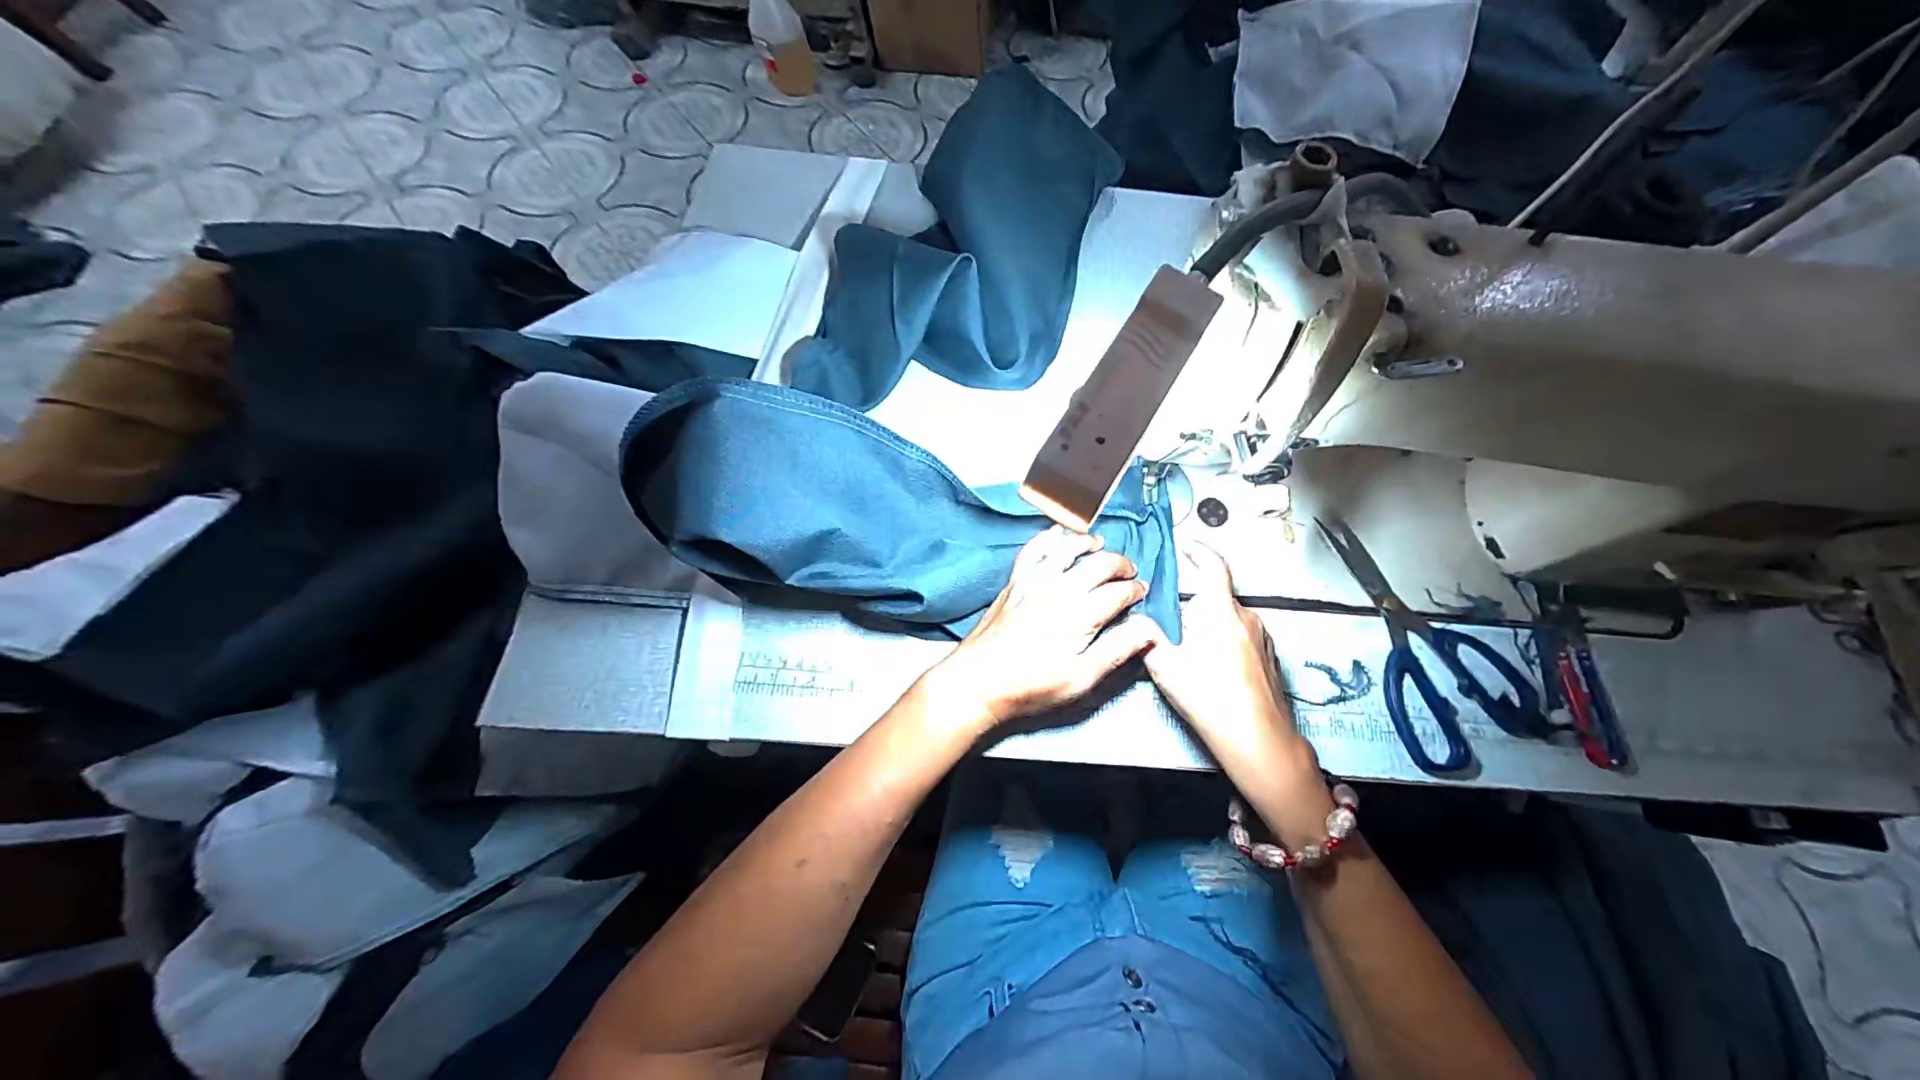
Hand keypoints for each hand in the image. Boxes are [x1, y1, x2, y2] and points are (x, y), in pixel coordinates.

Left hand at [923, 526, 1159, 728]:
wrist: (977, 680)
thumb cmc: (1029, 686)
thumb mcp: (1081, 678)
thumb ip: (1116, 650)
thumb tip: (1148, 631)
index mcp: (1081, 613)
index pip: (1120, 591)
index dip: (1135, 591)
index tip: (1141, 594)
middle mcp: (1060, 588)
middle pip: (1100, 563)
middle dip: (1121, 565)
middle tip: (1129, 573)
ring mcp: (1034, 580)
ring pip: (1069, 547)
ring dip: (1089, 543)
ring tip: (1100, 545)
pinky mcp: (1015, 580)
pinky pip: (1035, 548)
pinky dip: (1049, 536)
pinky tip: (1056, 535)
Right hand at [1142, 543, 1329, 839]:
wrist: (1259, 740)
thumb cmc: (1212, 701)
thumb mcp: (1165, 668)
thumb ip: (1149, 637)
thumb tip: (1140, 620)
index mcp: (1221, 612)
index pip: (1213, 566)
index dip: (1198, 551)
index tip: (1186, 548)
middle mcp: (1247, 617)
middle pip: (1215, 597)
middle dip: (1192, 604)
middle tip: (1171, 623)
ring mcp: (1263, 637)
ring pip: (1228, 618)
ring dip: (1208, 625)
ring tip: (1189, 653)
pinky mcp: (1269, 656)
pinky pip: (1241, 636)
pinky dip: (1224, 641)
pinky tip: (1211, 668)